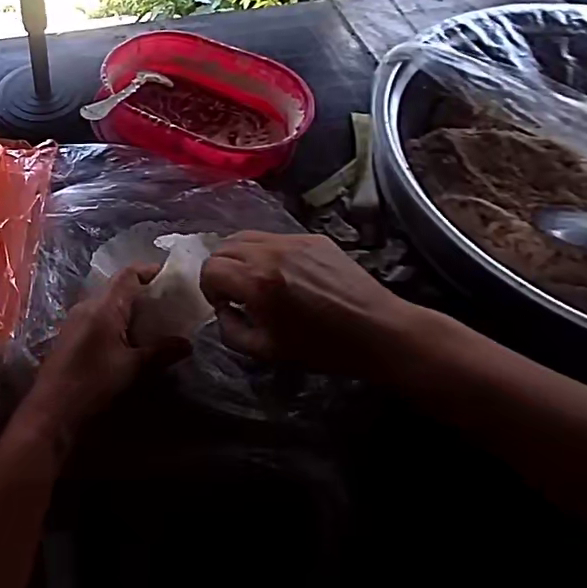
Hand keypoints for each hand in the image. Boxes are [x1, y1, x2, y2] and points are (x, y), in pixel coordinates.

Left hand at [20, 265, 188, 439]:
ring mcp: (76, 320)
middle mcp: (87, 306)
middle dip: (144, 292)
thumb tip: (187, 344)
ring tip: (156, 320)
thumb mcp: (132, 368)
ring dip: (131, 308)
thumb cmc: (92, 384)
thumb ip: (161, 352)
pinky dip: (118, 321)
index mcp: (103, 306)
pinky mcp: (71, 336)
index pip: (128, 274)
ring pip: (108, 303)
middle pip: (119, 287)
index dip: (150, 270)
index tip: (172, 277)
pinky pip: (99, 317)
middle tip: (170, 302)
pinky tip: (132, 338)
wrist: (51, 413)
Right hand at [199, 231, 421, 380]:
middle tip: (235, 292)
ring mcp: (293, 240)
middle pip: (224, 246)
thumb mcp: (266, 352)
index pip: (211, 268)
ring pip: (247, 236)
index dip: (209, 288)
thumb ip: (231, 330)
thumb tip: (224, 310)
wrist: (377, 331)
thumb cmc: (321, 348)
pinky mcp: (312, 237)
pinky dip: (266, 252)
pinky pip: (274, 237)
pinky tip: (284, 274)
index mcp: (257, 281)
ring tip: (255, 280)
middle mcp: (271, 252)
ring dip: (241, 257)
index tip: (224, 304)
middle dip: (221, 270)